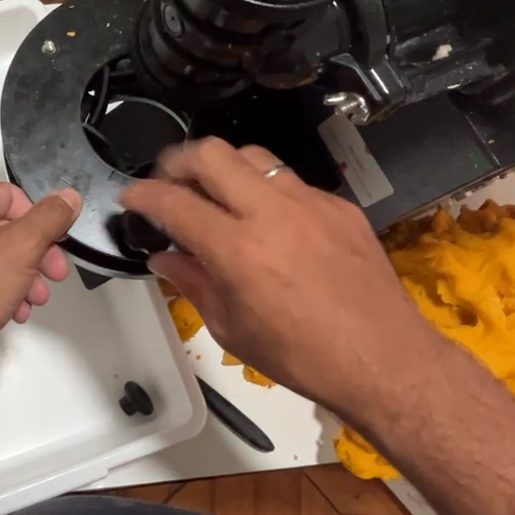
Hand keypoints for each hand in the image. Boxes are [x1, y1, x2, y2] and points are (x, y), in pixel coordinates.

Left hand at [0, 183, 81, 372]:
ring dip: (28, 277)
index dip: (39, 218)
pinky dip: (9, 292)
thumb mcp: (23, 245)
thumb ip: (50, 217)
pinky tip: (18, 309)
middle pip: (10, 228)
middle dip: (38, 253)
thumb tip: (67, 197)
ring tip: (37, 296)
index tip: (59, 238)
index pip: (11, 196)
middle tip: (56, 272)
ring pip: (3, 258)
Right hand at [120, 139, 453, 420]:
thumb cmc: (301, 356)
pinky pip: (291, 182)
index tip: (130, 197)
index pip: (175, 203)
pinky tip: (268, 222)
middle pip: (211, 154)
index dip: (142, 195)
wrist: (385, 361)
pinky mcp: (340, 207)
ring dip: (223, 167)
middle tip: (168, 181)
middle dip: (177, 161)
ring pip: (253, 157)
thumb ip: (192, 283)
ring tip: (215, 193)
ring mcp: (311, 204)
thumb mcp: (230, 329)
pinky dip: (266, 192)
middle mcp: (272, 214)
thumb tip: (164, 258)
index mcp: (238, 250)